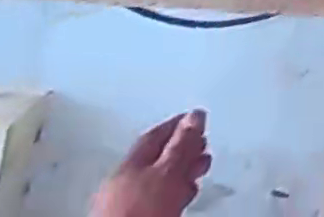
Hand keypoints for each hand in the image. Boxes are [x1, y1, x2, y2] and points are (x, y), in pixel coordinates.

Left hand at [89, 110, 211, 216]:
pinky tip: (182, 194)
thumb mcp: (169, 170)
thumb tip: (194, 116)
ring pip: (159, 177)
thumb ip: (183, 141)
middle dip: (185, 148)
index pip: (155, 134)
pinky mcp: (134, 214)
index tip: (198, 117)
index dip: (179, 122)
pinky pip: (156, 196)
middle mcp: (121, 181)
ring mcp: (123, 202)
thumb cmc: (141, 210)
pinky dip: (173, 190)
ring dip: (182, 171)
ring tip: (198, 172)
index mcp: (127, 164)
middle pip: (158, 156)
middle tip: (203, 145)